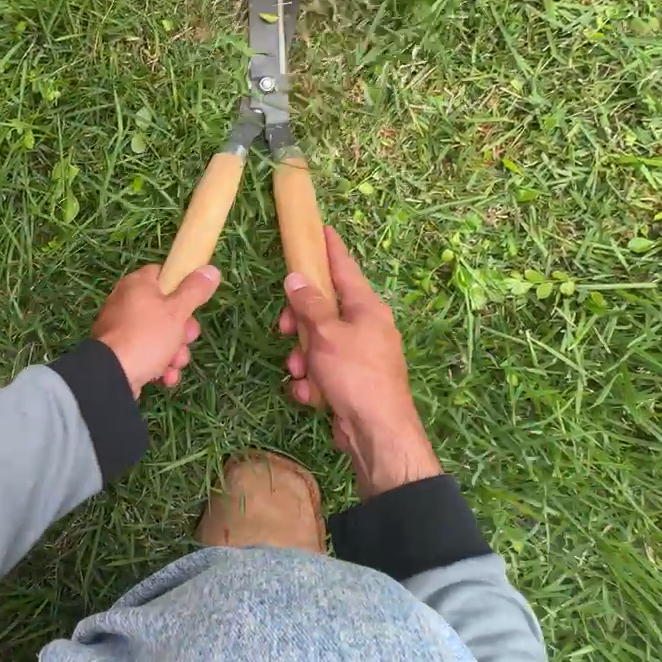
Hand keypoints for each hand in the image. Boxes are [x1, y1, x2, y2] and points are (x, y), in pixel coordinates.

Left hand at [91, 264, 221, 397]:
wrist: (112, 375)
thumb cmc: (146, 336)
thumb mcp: (176, 311)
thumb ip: (195, 291)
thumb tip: (211, 270)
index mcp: (137, 285)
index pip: (163, 275)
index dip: (182, 287)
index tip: (194, 303)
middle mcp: (126, 303)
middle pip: (166, 310)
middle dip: (183, 331)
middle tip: (186, 339)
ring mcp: (122, 329)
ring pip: (160, 336)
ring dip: (174, 353)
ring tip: (174, 364)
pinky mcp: (121, 353)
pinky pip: (147, 354)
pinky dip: (159, 366)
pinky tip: (165, 377)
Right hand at [278, 227, 441, 497]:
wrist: (378, 433)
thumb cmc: (355, 375)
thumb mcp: (326, 333)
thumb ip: (309, 304)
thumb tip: (296, 277)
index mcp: (367, 307)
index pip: (344, 267)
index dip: (330, 248)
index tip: (321, 227)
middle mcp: (367, 326)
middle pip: (324, 308)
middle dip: (299, 320)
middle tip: (284, 327)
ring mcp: (360, 355)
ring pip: (318, 341)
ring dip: (301, 356)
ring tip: (298, 372)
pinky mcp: (352, 381)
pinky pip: (322, 370)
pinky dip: (312, 381)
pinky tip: (309, 394)